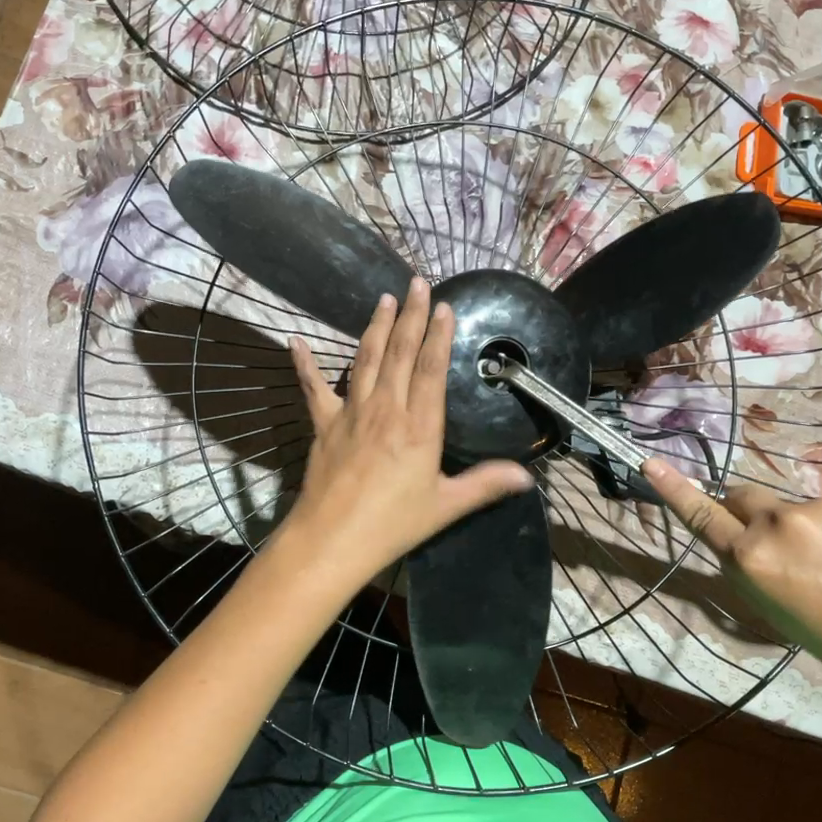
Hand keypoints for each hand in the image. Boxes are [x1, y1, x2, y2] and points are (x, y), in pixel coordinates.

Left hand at [274, 277, 534, 585]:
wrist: (333, 538)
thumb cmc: (393, 524)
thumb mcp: (445, 506)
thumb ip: (484, 485)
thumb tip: (526, 475)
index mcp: (419, 427)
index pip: (430, 369)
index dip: (437, 335)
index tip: (443, 306)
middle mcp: (385, 410)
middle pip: (398, 353)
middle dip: (409, 316)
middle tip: (415, 283)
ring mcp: (350, 413)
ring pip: (364, 359)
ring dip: (374, 327)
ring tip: (382, 299)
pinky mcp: (323, 424)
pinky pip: (312, 387)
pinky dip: (304, 363)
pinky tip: (294, 340)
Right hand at [641, 459, 821, 706]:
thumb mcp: (790, 622)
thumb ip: (763, 576)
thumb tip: (763, 553)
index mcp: (754, 561)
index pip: (701, 516)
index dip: (673, 489)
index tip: (650, 461)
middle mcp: (781, 524)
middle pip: (745, 499)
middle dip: (752, 517)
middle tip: (785, 552)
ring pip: (801, 511)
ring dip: (815, 533)